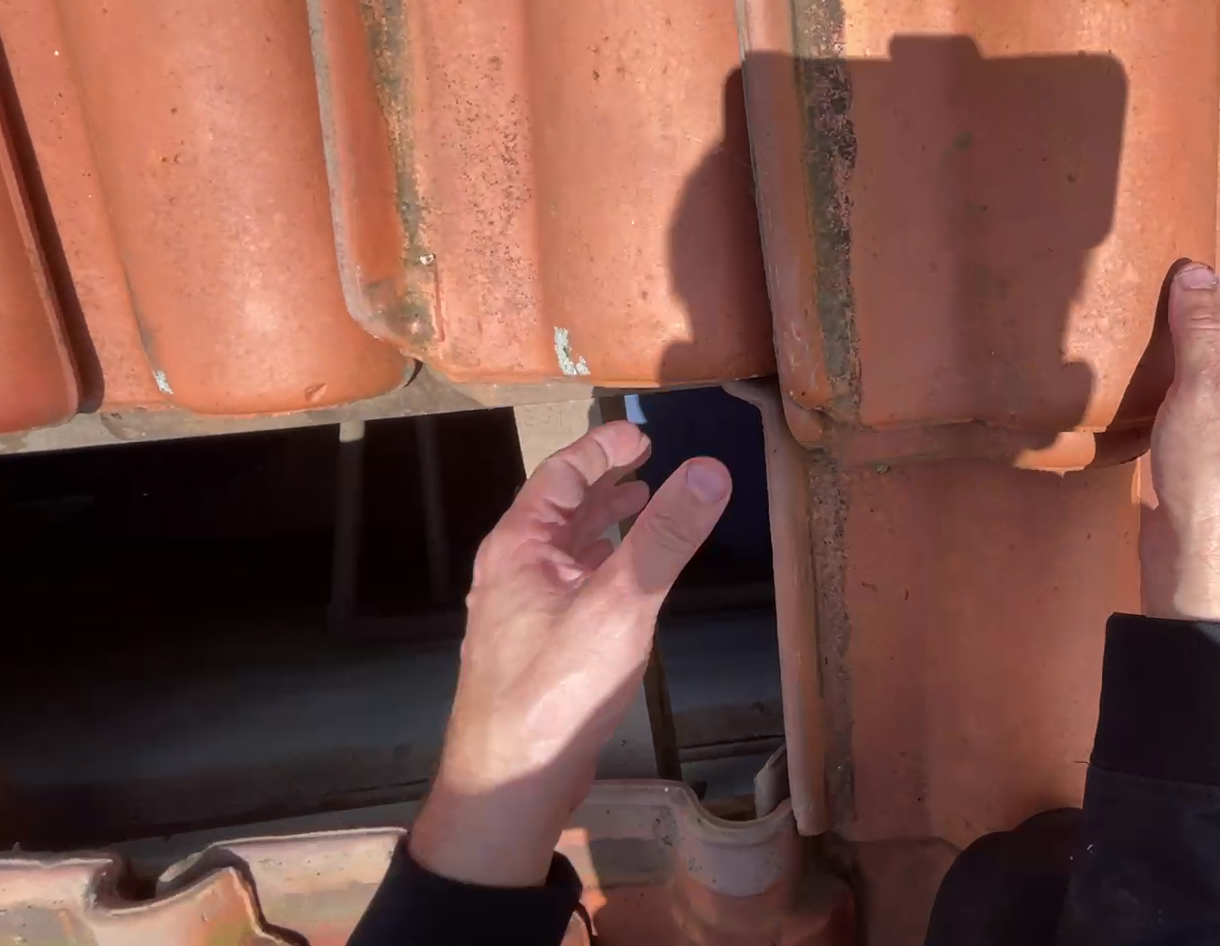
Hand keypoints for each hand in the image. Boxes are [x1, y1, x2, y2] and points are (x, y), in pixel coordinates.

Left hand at [409, 420, 731, 886]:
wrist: (509, 786)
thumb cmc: (560, 685)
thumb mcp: (622, 601)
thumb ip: (666, 534)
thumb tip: (710, 468)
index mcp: (520, 547)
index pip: (559, 475)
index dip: (600, 448)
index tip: (640, 432)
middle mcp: (515, 570)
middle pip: (561, 506)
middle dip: (605, 478)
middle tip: (649, 459)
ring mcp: (524, 609)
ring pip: (567, 545)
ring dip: (604, 517)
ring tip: (644, 501)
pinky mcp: (539, 642)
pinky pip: (574, 578)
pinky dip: (604, 558)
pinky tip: (626, 571)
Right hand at [1140, 264, 1219, 621]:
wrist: (1198, 565)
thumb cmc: (1213, 475)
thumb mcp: (1206, 393)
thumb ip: (1200, 331)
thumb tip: (1195, 269)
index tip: (1201, 291)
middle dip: (1219, 323)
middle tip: (1172, 310)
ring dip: (1198, 357)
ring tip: (1156, 341)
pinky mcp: (1208, 465)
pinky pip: (1201, 412)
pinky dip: (1180, 391)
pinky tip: (1148, 391)